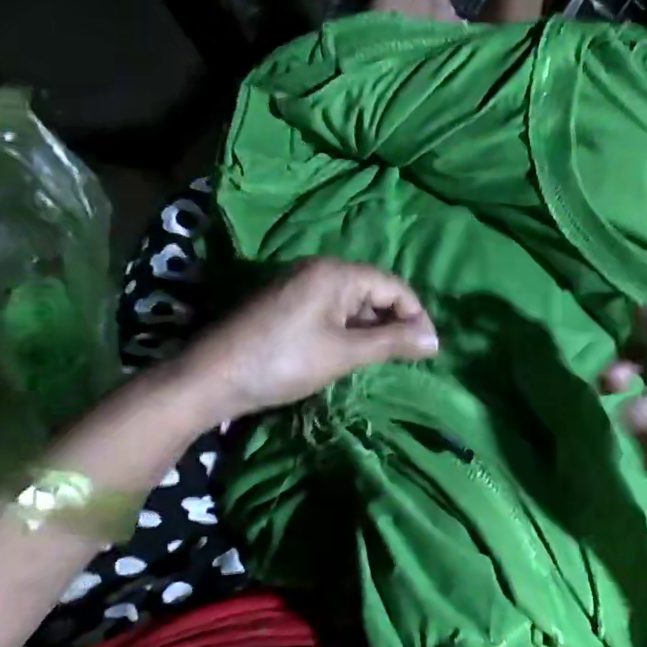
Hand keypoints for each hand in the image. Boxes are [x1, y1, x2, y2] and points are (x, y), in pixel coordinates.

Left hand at [179, 258, 439, 421]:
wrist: (211, 377)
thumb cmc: (283, 362)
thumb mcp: (343, 353)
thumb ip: (392, 343)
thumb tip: (435, 340)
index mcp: (336, 272)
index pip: (393, 286)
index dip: (416, 315)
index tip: (428, 350)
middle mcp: (318, 268)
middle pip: (372, 289)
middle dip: (393, 322)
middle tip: (406, 358)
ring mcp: (298, 284)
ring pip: (350, 301)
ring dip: (370, 328)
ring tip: (380, 360)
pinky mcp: (284, 302)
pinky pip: (329, 308)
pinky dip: (346, 328)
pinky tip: (348, 353)